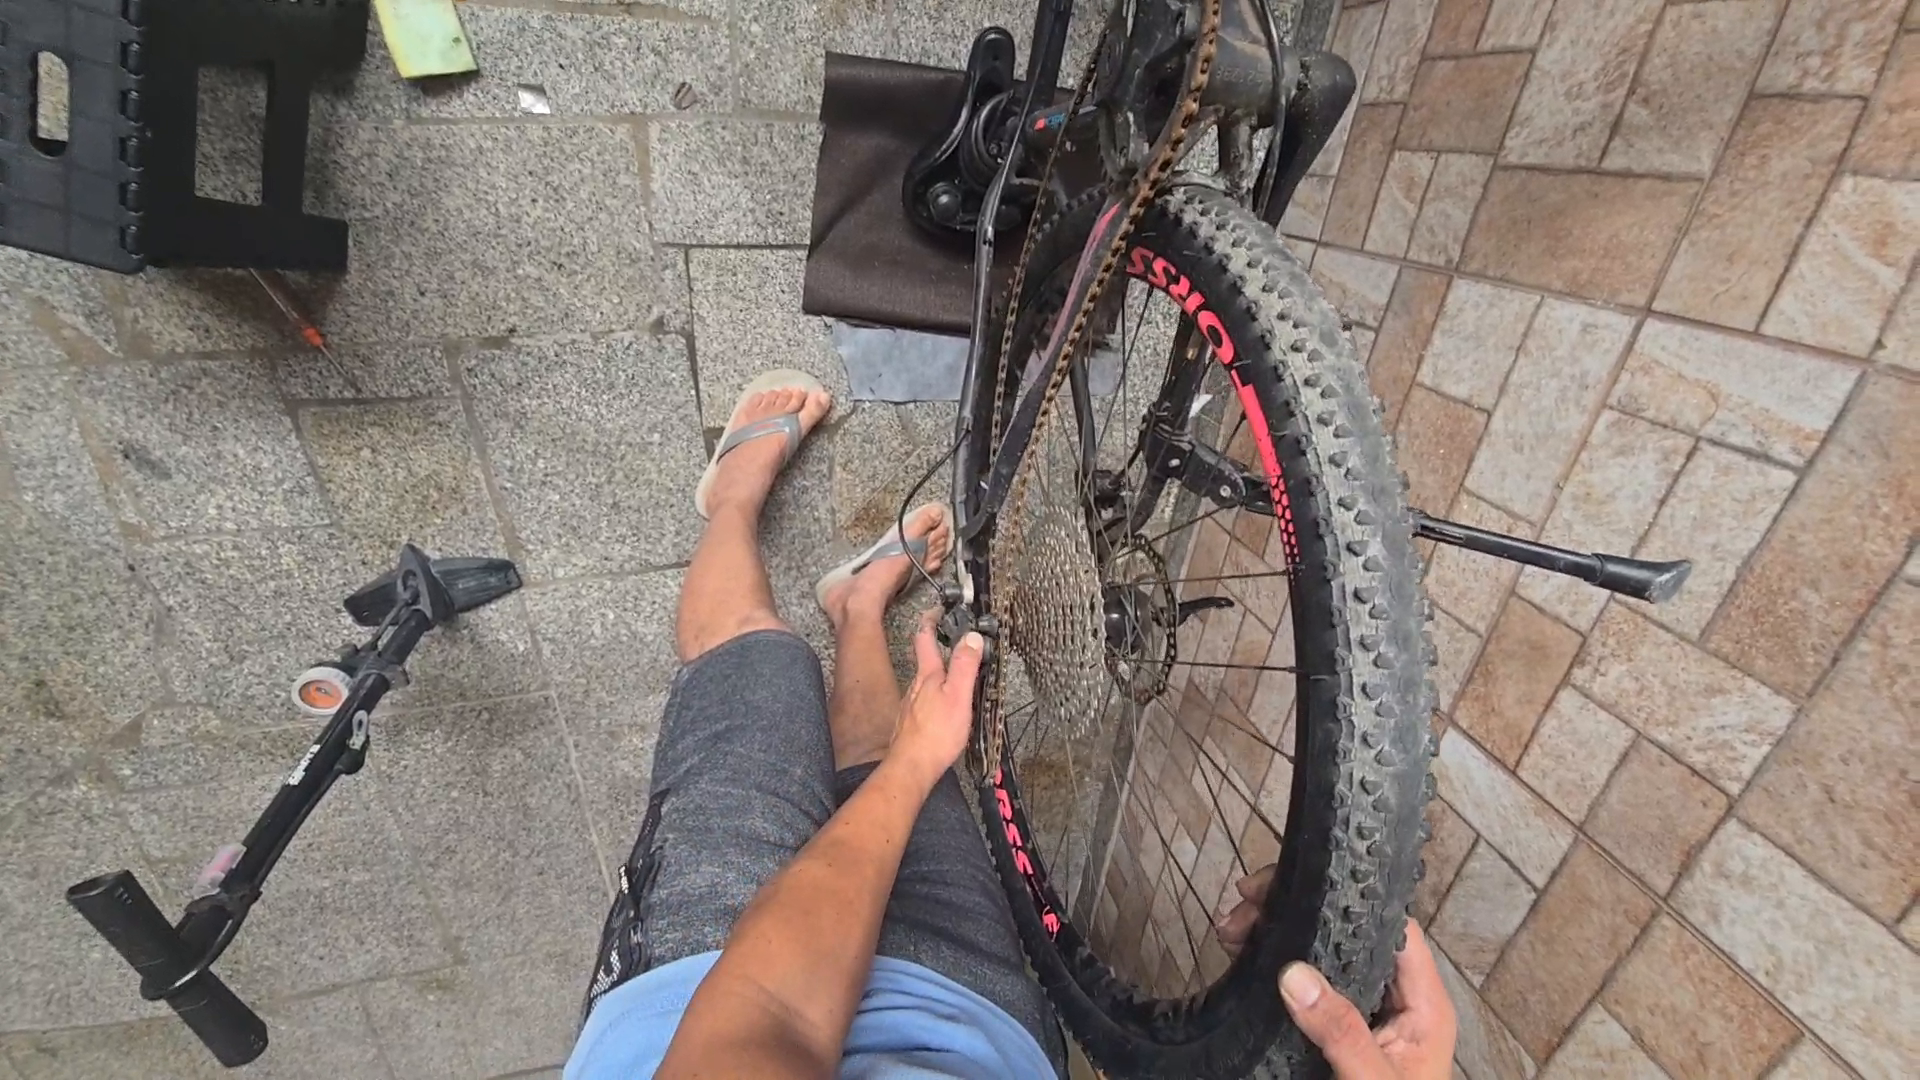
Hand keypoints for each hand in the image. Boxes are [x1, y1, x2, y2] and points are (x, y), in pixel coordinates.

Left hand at [887, 611, 983, 784]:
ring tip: (950, 671)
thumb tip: (971, 637)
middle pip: (925, 659)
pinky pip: (923, 701)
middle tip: (946, 636)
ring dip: (936, 672)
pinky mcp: (911, 723)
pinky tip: (941, 707)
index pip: (926, 639)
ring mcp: (911, 705)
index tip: (936, 610)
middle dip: (934, 646)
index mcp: (928, 675)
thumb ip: (965, 666)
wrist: (912, 767)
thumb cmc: (936, 735)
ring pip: (924, 681)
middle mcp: (916, 686)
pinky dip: (933, 696)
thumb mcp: (959, 696)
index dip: (930, 621)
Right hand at [1214, 868, 1455, 1079]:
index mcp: (1419, 1002)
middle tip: (1242, 905)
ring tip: (1230, 929)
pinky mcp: (1331, 1020)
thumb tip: (1291, 971)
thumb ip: (1341, 1034)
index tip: (1283, 890)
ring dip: (1272, 928)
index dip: (1344, 896)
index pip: (1391, 926)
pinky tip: (1239, 950)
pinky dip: (1268, 953)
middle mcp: (1390, 994)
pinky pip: (1300, 972)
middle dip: (1290, 908)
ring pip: (1317, 944)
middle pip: (1345, 926)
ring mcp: (1359, 1005)